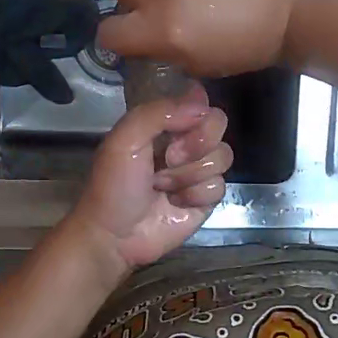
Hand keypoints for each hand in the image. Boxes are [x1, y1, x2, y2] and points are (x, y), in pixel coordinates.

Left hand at [61, 85, 232, 272]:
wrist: (115, 235)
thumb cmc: (114, 184)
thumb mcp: (125, 138)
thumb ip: (159, 113)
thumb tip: (203, 106)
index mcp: (165, 124)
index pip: (200, 102)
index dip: (197, 112)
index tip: (181, 126)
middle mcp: (185, 142)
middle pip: (219, 125)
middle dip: (196, 143)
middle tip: (169, 159)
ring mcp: (197, 170)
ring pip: (222, 156)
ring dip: (189, 173)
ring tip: (163, 186)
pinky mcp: (206, 198)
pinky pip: (219, 186)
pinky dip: (195, 195)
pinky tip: (175, 203)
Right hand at [97, 0, 316, 76]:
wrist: (288, 11)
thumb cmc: (245, 47)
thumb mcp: (197, 64)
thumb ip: (160, 51)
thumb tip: (138, 42)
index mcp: (162, 28)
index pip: (108, 31)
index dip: (116, 37)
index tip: (130, 35)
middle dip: (139, 4)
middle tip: (165, 9)